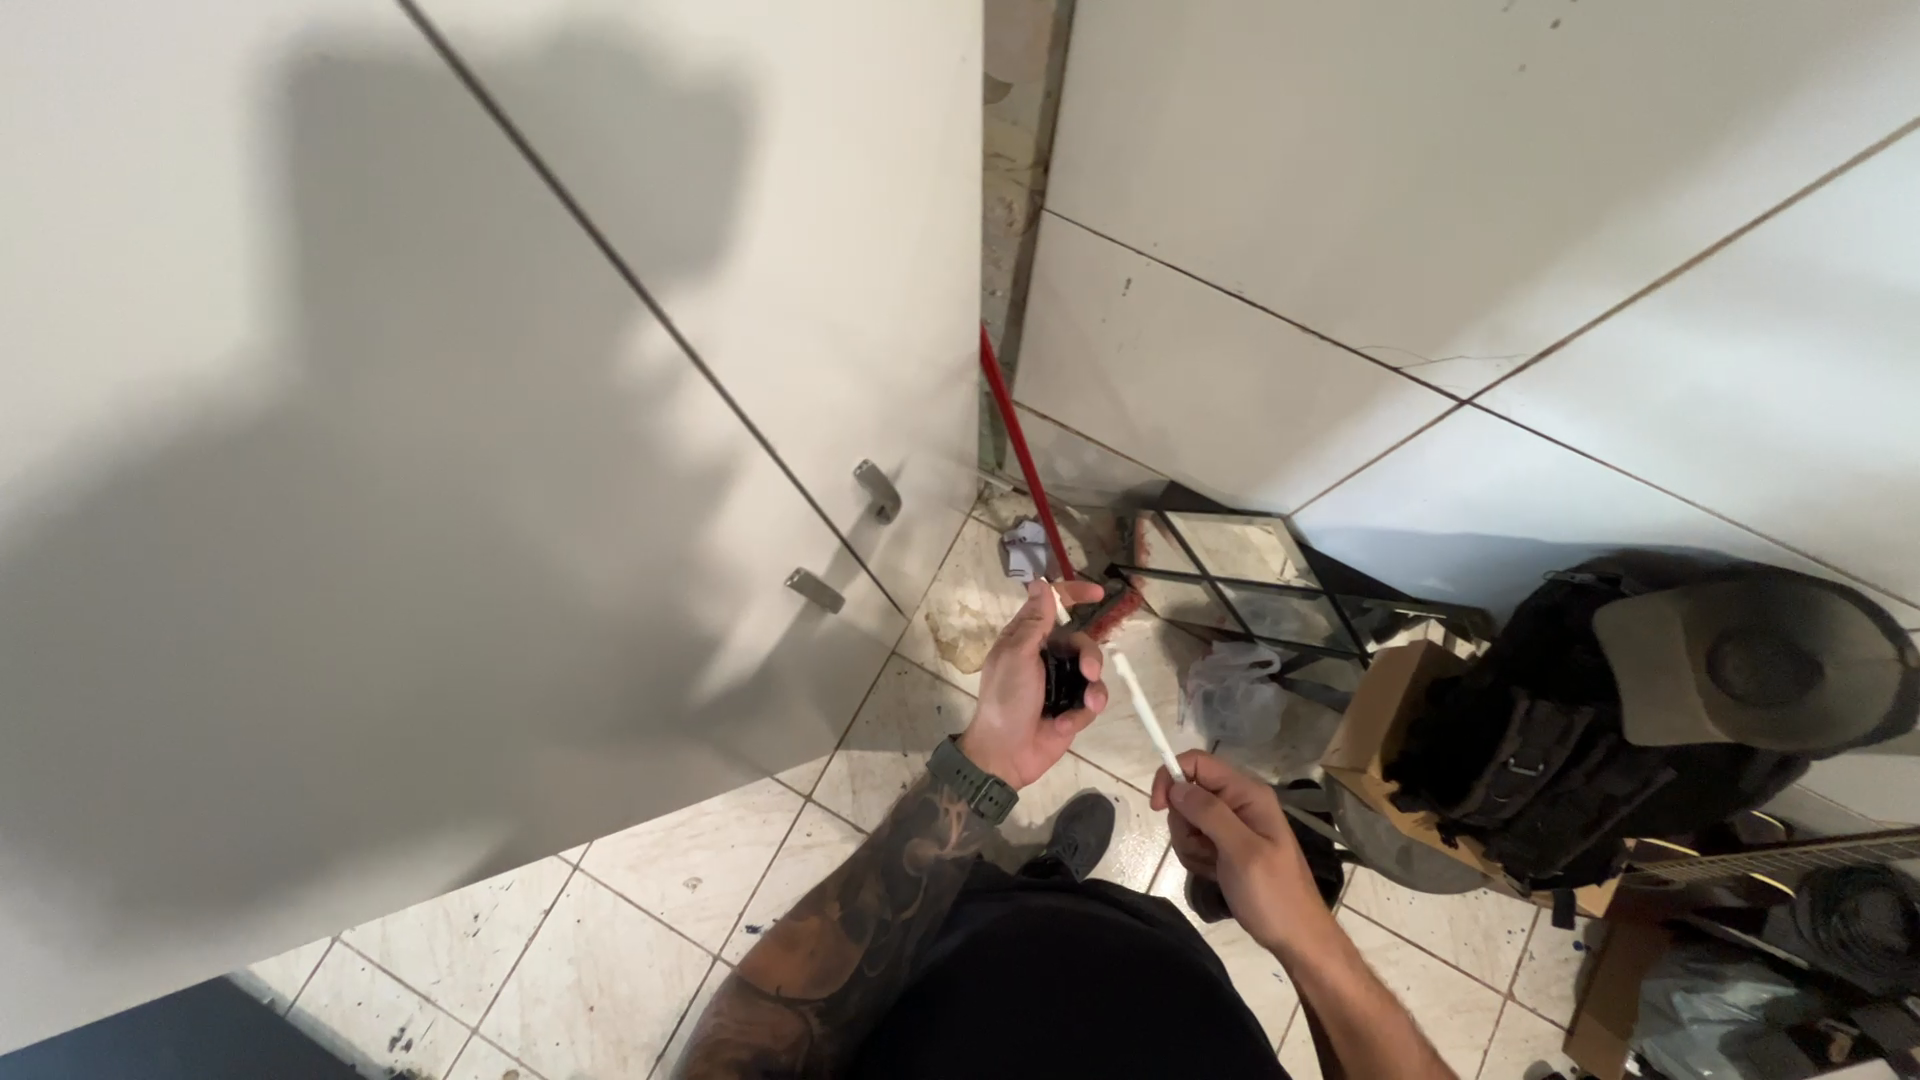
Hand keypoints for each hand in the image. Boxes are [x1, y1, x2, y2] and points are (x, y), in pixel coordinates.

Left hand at [955, 579, 1108, 789]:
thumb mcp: (1016, 656)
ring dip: (1092, 690)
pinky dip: (1080, 714)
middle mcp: (1045, 657)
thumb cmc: (1004, 699)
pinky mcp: (1071, 709)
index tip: (1099, 594)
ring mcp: (1060, 684)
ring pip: (1093, 674)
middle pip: (1082, 643)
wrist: (1005, 753)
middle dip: (1090, 656)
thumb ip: (1034, 621)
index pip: (1053, 607)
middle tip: (1088, 672)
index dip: (1074, 595)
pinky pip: (1090, 702)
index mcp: (1027, 639)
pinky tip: (1063, 725)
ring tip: (1087, 706)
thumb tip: (1040, 583)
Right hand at [1151, 750, 1335, 958]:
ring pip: (1186, 818)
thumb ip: (1210, 814)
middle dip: (1183, 822)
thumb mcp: (1242, 852)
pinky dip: (1195, 856)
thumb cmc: (1274, 895)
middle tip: (1202, 849)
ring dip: (1189, 844)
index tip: (1158, 807)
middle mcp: (1238, 801)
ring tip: (1212, 866)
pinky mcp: (1225, 844)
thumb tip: (1176, 786)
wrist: (1296, 939)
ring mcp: (1232, 824)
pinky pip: (1193, 839)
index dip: (1171, 776)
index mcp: (1247, 793)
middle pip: (1187, 792)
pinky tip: (1214, 873)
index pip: (1197, 762)